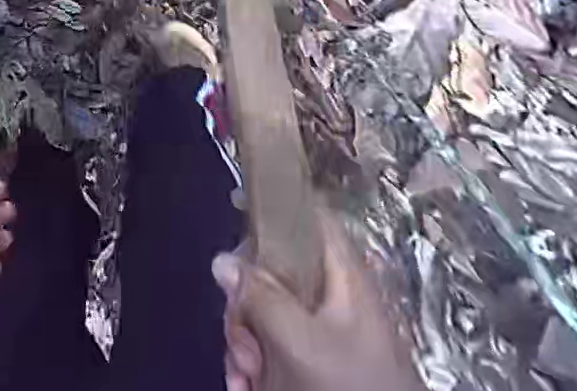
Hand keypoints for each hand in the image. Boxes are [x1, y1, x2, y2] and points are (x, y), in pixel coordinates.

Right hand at [212, 212, 419, 390]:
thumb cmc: (354, 390)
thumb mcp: (301, 342)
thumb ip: (260, 297)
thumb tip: (222, 261)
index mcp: (343, 275)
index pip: (312, 216)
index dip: (277, 205)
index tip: (237, 211)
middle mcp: (334, 297)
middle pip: (276, 267)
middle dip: (246, 301)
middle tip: (241, 337)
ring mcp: (327, 334)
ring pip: (269, 311)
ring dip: (244, 340)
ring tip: (243, 376)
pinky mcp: (319, 368)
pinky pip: (274, 348)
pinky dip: (254, 366)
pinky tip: (245, 387)